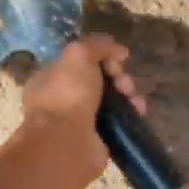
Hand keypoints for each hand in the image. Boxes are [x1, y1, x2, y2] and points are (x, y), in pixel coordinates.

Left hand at [18, 34, 146, 182]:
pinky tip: (138, 111)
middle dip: (117, 76)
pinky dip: (130, 114)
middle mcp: (61, 99)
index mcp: (49, 78)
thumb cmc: (67, 94)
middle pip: (97, 80)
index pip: (78, 61)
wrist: (67, 143)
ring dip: (127, 95)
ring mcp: (78, 121)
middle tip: (124, 83)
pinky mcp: (96, 139)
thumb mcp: (78, 55)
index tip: (117, 59)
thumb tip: (118, 50)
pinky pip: (117, 120)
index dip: (101, 57)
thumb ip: (96, 45)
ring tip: (134, 99)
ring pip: (110, 100)